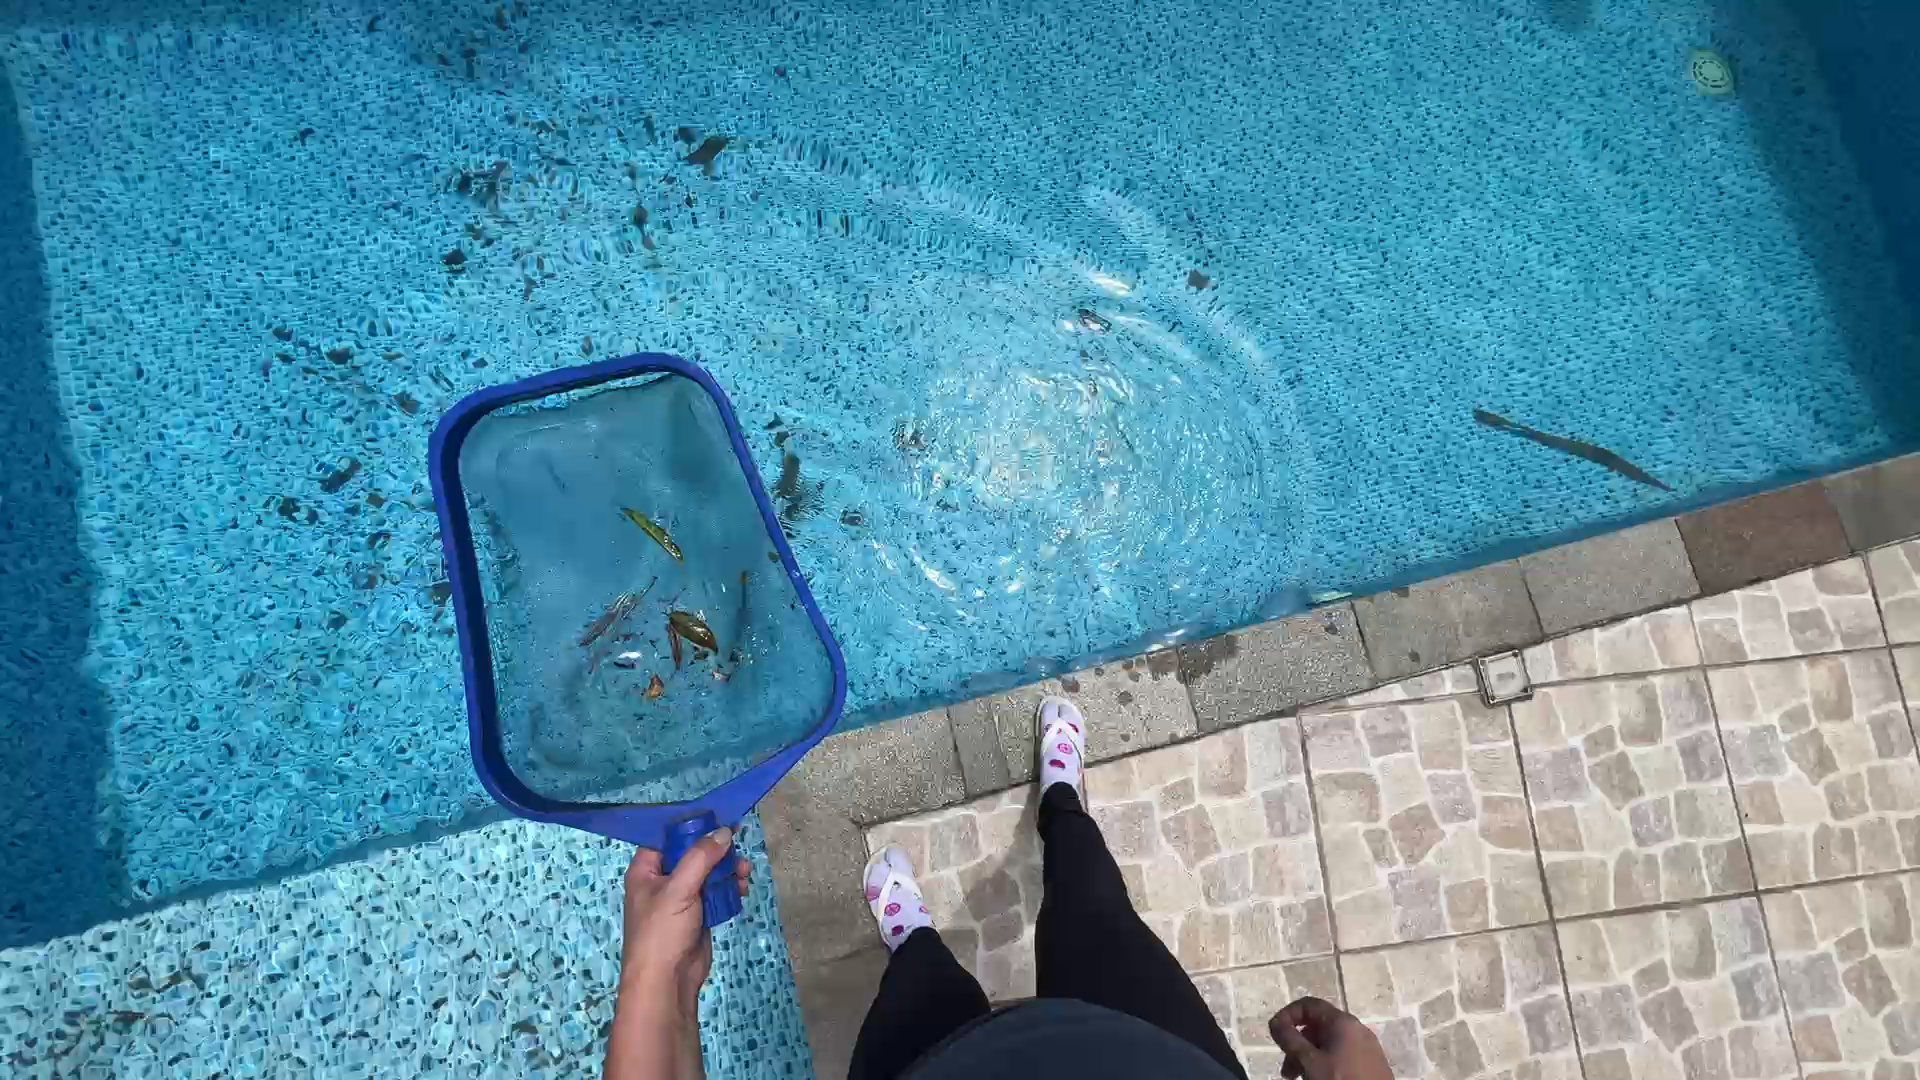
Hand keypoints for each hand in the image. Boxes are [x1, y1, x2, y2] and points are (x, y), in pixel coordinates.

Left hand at [618, 829, 751, 1013]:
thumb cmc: (662, 932)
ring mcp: (681, 897)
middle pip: (693, 851)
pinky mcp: (698, 912)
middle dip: (718, 849)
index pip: (667, 836)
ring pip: (709, 870)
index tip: (718, 817)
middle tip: (738, 845)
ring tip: (745, 873)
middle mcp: (662, 880)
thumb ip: (702, 856)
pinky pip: (717, 889)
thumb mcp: (679, 889)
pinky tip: (743, 888)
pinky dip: (730, 886)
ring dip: (729, 868)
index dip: (692, 825)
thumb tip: (725, 831)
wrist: (667, 984)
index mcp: (646, 870)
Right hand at [1268, 996, 1393, 1079]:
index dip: (1287, 1015)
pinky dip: (1327, 1065)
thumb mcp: (1309, 1062)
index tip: (1276, 1035)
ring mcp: (1368, 1050)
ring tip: (1301, 1078)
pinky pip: (1343, 1058)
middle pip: (1318, 1027)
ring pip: (1329, 1045)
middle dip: (1297, 1045)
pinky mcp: (1374, 1068)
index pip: (1308, 1005)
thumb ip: (1288, 1039)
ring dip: (1310, 1058)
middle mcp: (1357, 1030)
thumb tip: (1275, 1022)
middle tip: (1287, 1070)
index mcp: (1343, 1022)